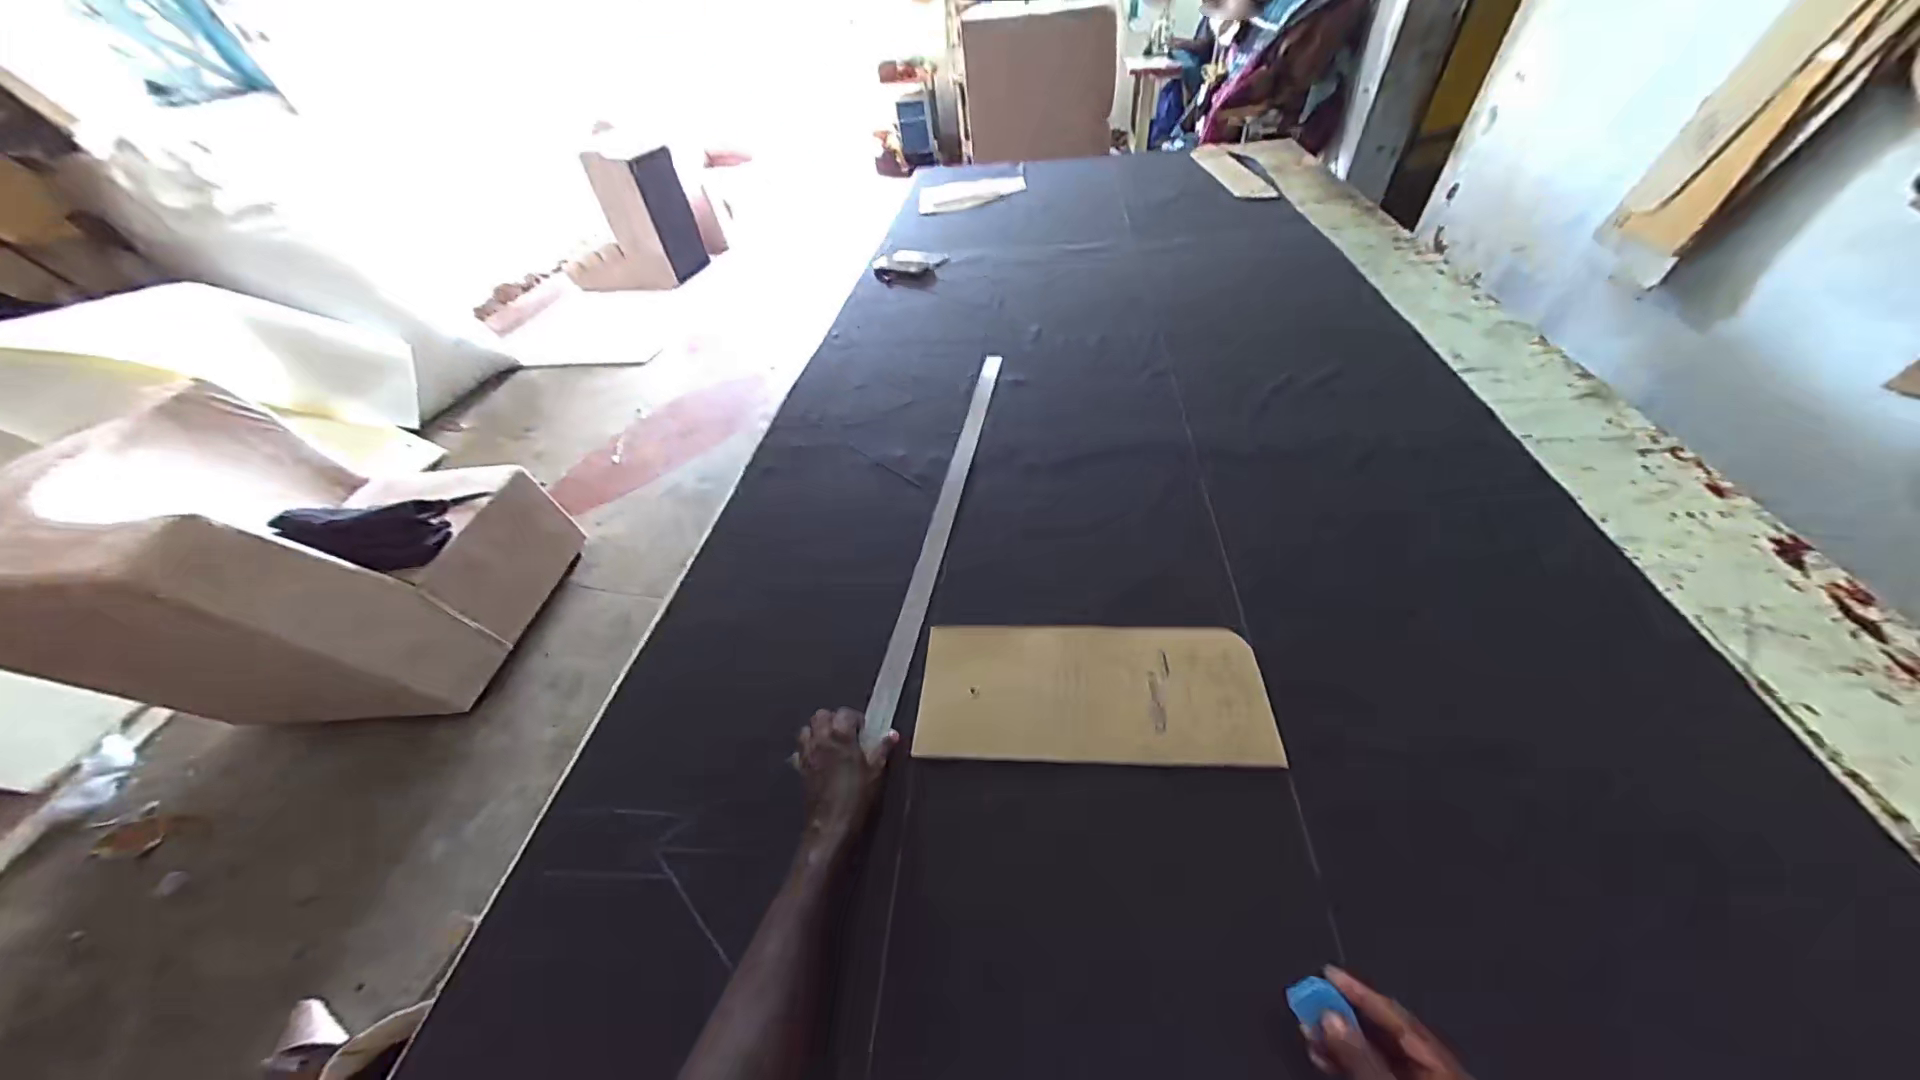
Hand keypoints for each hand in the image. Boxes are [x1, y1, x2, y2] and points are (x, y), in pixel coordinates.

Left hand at [796, 708, 896, 852]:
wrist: (831, 824)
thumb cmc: (857, 796)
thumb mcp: (875, 772)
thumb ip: (882, 749)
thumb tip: (893, 734)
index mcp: (840, 736)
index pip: (845, 713)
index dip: (855, 718)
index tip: (864, 730)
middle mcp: (821, 739)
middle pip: (821, 715)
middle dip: (833, 719)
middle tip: (846, 732)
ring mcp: (807, 753)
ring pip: (807, 728)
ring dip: (818, 730)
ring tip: (831, 742)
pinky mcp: (800, 767)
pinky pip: (800, 748)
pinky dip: (808, 747)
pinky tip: (819, 757)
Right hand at [1302, 967, 1472, 1079]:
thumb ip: (1360, 1057)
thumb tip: (1328, 1014)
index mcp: (1442, 1071)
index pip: (1397, 1018)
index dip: (1360, 992)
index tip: (1327, 972)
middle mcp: (1435, 1076)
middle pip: (1387, 1035)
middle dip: (1344, 1016)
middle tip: (1310, 1000)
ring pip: (1377, 1055)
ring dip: (1341, 1040)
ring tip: (1309, 1030)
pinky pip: (1373, 1072)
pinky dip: (1348, 1062)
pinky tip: (1323, 1057)